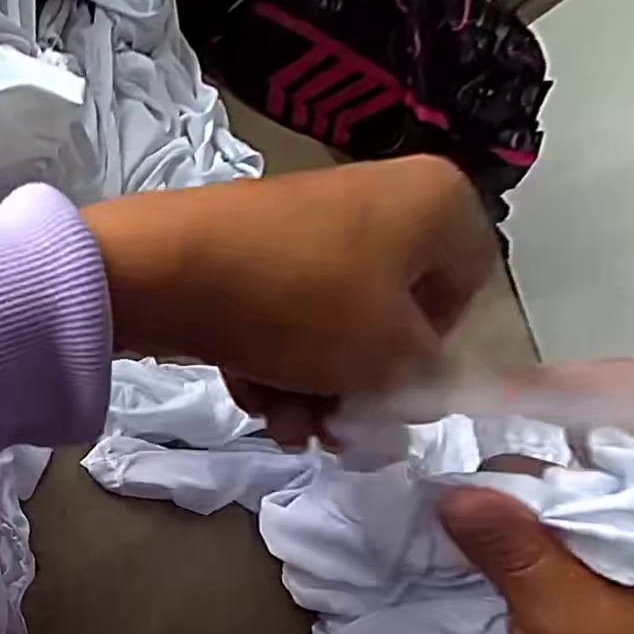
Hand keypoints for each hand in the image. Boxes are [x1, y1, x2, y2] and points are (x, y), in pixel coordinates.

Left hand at [83, 155, 496, 439]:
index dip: (435, 357)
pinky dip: (273, 359)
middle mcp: (374, 201)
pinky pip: (282, 313)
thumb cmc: (301, 304)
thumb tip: (427, 381)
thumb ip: (428, 377)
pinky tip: (253, 396)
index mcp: (432, 203)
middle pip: (386, 316)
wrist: (166, 270)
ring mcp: (304, 225)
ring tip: (286, 428)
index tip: (397, 398)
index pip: (468, 294)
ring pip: (327, 325)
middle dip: (358, 386)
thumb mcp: (387, 354)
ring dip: (311, 388)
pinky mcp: (251, 250)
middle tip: (335, 432)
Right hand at [437, 361, 633, 633]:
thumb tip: (456, 490)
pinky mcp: (594, 550)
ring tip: (473, 436)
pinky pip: (557, 495)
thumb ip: (521, 553)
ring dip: (533, 448)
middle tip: (496, 407)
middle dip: (568, 413)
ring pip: (592, 460)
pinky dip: (516, 483)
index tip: (554, 390)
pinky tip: (472, 479)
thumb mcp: (580, 624)